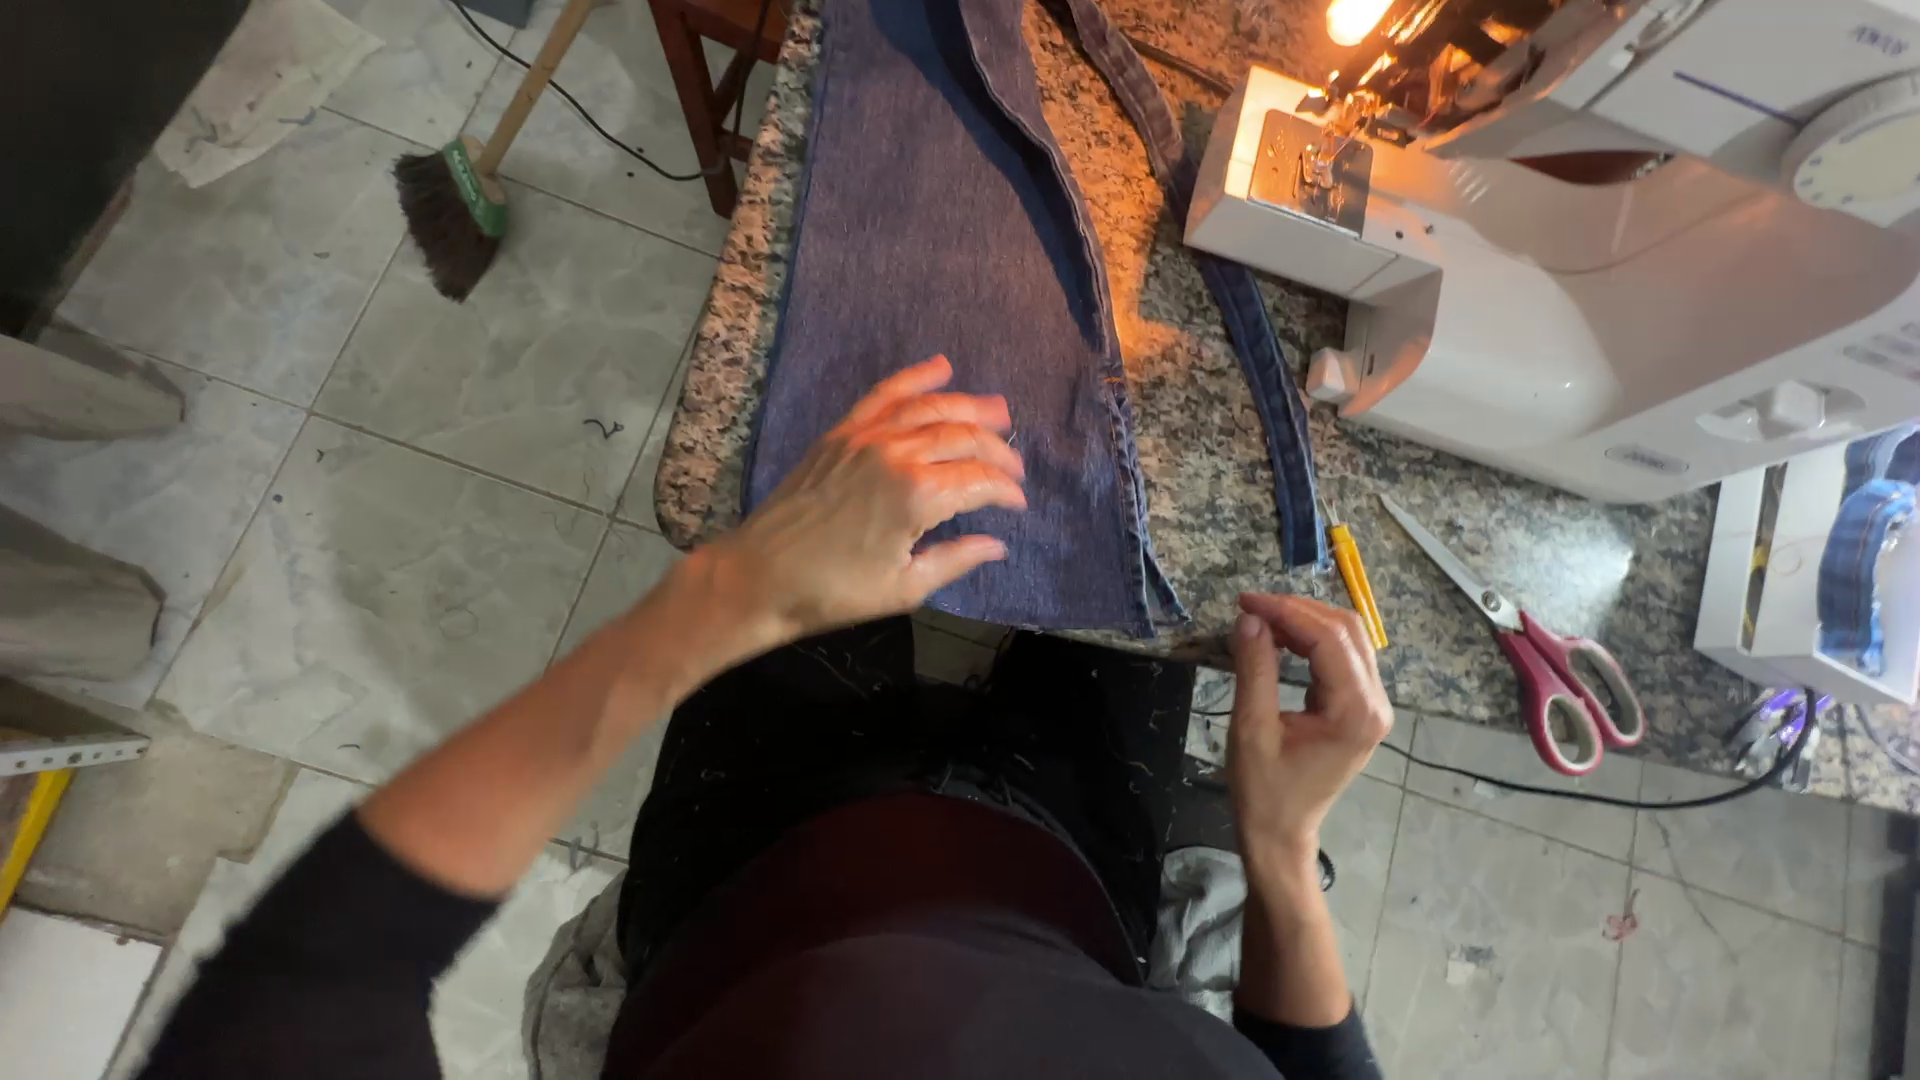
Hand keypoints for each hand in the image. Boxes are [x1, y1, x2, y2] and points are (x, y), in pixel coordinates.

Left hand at [705, 355, 1025, 642]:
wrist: (761, 575)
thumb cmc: (835, 591)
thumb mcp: (905, 588)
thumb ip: (956, 560)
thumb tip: (997, 545)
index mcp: (919, 496)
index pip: (979, 481)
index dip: (1005, 491)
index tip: (1018, 504)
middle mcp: (898, 454)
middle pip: (962, 437)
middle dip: (997, 450)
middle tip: (1016, 465)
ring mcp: (867, 437)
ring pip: (931, 408)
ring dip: (970, 406)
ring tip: (999, 410)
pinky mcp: (842, 432)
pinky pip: (884, 395)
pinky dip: (915, 378)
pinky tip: (940, 367)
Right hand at [1227, 593, 1393, 875]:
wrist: (1280, 831)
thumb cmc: (1264, 788)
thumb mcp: (1251, 727)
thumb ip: (1254, 669)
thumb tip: (1249, 619)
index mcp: (1354, 712)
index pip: (1327, 638)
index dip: (1286, 611)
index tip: (1244, 602)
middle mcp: (1375, 704)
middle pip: (1346, 631)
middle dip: (1297, 610)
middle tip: (1249, 607)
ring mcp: (1372, 707)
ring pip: (1349, 639)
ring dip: (1305, 620)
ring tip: (1261, 618)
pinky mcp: (1361, 709)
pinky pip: (1343, 657)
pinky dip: (1312, 638)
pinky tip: (1280, 637)